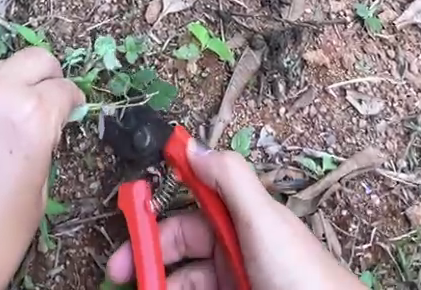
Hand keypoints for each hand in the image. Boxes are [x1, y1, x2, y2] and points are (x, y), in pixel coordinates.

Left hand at [0, 48, 82, 289]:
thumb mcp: (37, 194)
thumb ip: (42, 144)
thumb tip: (43, 127)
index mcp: (31, 115)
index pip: (64, 88)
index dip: (72, 102)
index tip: (71, 111)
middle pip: (34, 59)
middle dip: (46, 77)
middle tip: (46, 101)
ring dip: (9, 86)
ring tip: (6, 119)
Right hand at [106, 144, 360, 289]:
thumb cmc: (301, 276)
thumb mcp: (264, 220)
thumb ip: (230, 179)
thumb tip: (192, 145)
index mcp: (242, 221)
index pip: (189, 209)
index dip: (156, 212)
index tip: (126, 218)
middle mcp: (236, 252)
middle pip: (179, 250)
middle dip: (148, 256)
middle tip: (119, 272)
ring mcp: (237, 283)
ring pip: (186, 282)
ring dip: (162, 283)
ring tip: (143, 289)